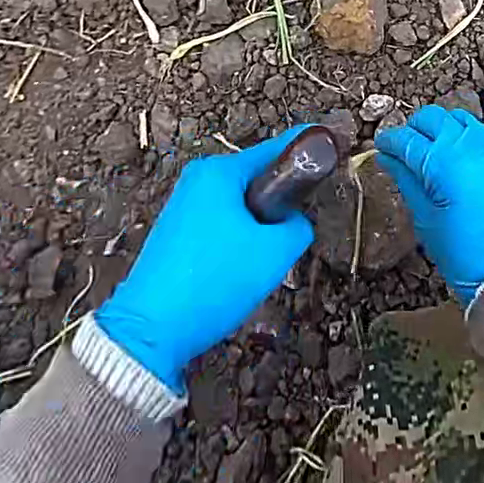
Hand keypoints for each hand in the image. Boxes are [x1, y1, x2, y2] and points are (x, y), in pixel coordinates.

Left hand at [95, 127, 313, 388]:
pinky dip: (240, 236)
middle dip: (281, 199)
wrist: (150, 334)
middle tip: (297, 222)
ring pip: (242, 203)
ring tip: (267, 253)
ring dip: (260, 223)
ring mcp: (184, 206)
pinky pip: (223, 221)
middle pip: (259, 177)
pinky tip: (243, 265)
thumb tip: (295, 222)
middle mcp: (199, 179)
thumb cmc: (213, 282)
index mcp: (219, 172)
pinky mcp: (177, 232)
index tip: (333, 152)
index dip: (308, 152)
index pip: (277, 148)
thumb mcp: (276, 252)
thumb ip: (299, 226)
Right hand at [376, 105, 483, 302]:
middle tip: (408, 147)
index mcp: (443, 162)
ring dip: (446, 129)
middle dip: (416, 128)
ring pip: (463, 120)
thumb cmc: (466, 254)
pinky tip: (468, 159)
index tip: (383, 146)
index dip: (390, 141)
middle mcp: (471, 144)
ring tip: (438, 151)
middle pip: (434, 117)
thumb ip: (407, 181)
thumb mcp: (427, 219)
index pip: (407, 139)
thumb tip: (387, 158)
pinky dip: (474, 140)